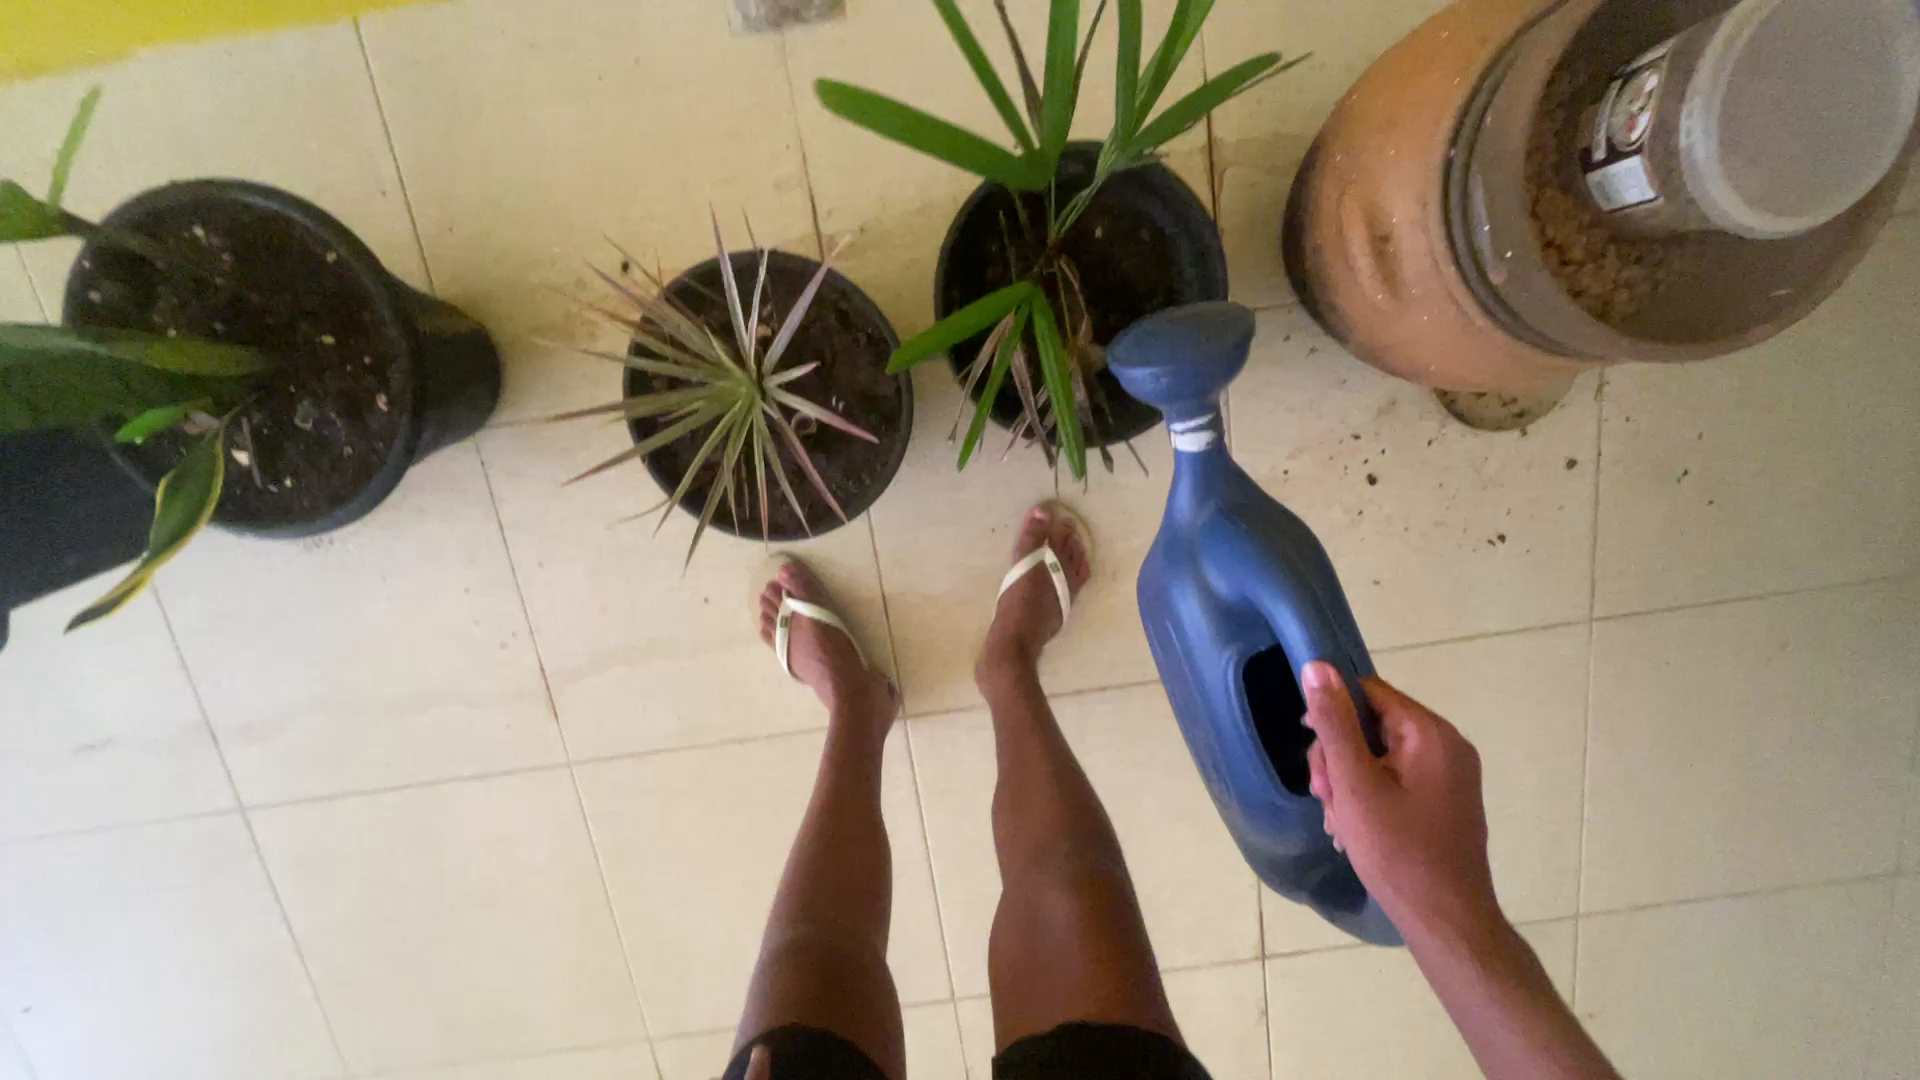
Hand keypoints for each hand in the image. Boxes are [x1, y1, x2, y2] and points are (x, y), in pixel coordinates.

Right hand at [1302, 662, 1502, 943]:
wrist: (1446, 921)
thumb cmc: (1397, 849)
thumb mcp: (1353, 781)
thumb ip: (1334, 721)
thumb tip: (1317, 665)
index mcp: (1430, 733)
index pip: (1368, 691)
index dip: (1332, 714)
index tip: (1314, 753)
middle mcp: (1447, 745)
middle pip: (1371, 724)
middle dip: (1337, 755)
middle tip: (1323, 794)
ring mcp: (1450, 775)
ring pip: (1378, 753)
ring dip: (1347, 779)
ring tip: (1337, 817)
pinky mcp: (1445, 800)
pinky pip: (1395, 777)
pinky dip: (1369, 793)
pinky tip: (1354, 825)